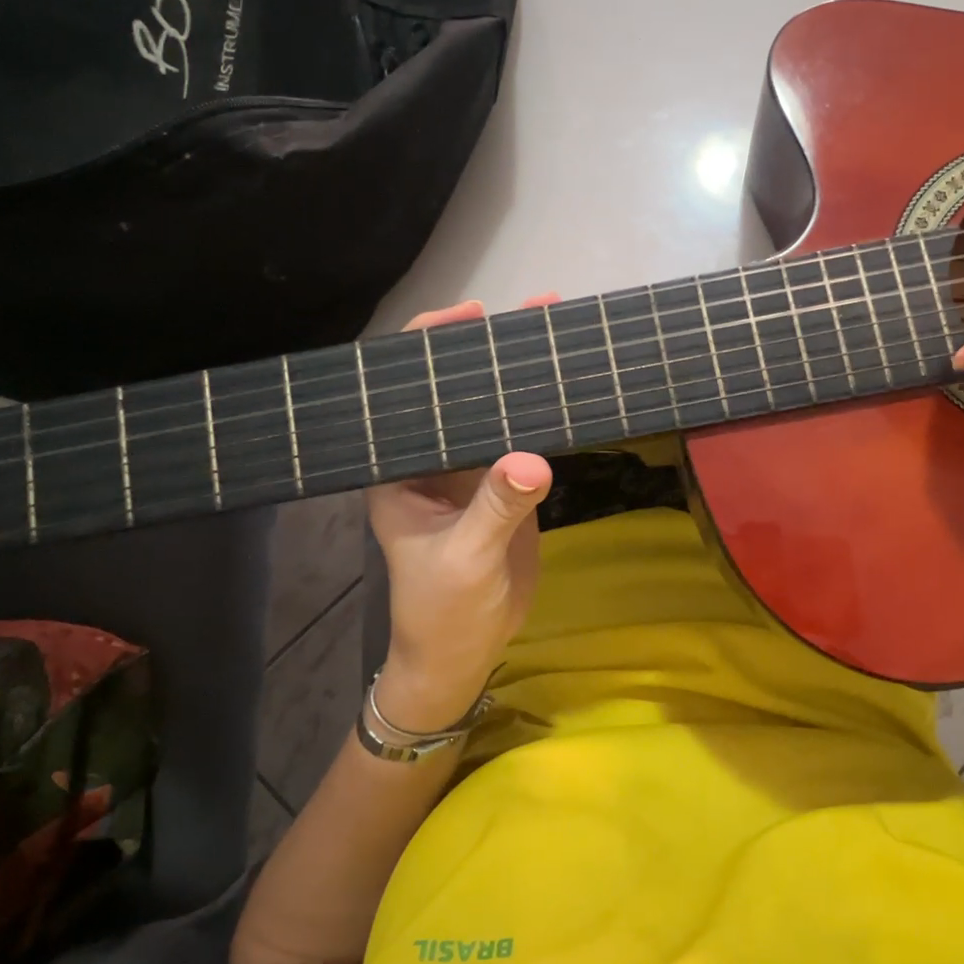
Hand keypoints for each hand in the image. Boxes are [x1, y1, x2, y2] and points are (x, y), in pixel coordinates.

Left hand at [365, 297, 556, 729]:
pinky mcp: (503, 488)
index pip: (405, 393)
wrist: (464, 653)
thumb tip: (533, 460)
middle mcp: (430, 460)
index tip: (469, 314)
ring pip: (492, 412)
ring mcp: (470, 472)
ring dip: (520, 378)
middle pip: (456, 392)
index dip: (431, 347)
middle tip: (536, 310)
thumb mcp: (466, 559)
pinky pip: (521, 441)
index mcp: (399, 468)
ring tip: (557, 335)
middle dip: (489, 350)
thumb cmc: (442, 610)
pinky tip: (565, 390)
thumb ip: (496, 508)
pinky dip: (541, 414)